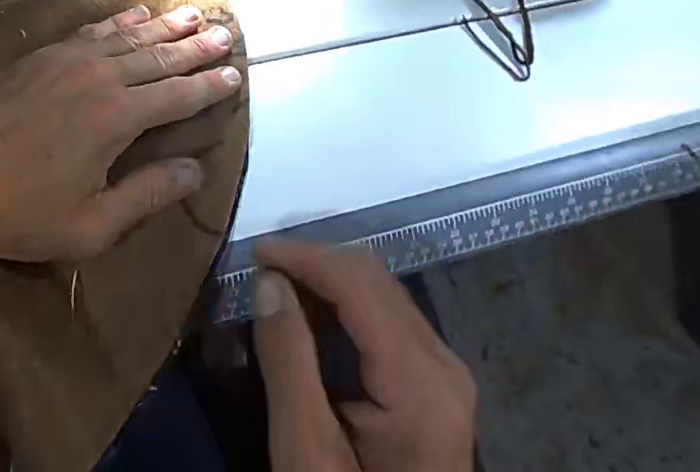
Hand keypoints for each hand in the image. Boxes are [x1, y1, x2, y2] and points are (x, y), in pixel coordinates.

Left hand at [0, 3, 242, 263]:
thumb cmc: (16, 211)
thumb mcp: (89, 225)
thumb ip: (147, 194)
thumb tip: (196, 170)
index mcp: (117, 118)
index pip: (178, 95)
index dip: (209, 85)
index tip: (234, 74)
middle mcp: (100, 78)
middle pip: (160, 57)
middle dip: (196, 46)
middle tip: (225, 33)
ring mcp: (70, 60)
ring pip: (131, 36)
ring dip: (166, 24)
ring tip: (193, 13)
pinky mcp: (44, 55)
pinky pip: (94, 30)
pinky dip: (121, 20)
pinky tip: (137, 13)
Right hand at [252, 240, 477, 471]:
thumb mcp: (307, 457)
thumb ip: (289, 361)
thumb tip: (269, 281)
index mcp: (420, 381)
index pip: (359, 285)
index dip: (306, 257)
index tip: (256, 249)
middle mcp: (442, 362)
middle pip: (374, 281)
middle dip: (316, 263)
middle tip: (262, 268)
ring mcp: (443, 372)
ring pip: (382, 294)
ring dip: (329, 280)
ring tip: (278, 284)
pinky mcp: (434, 384)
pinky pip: (388, 320)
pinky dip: (346, 306)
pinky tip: (311, 313)